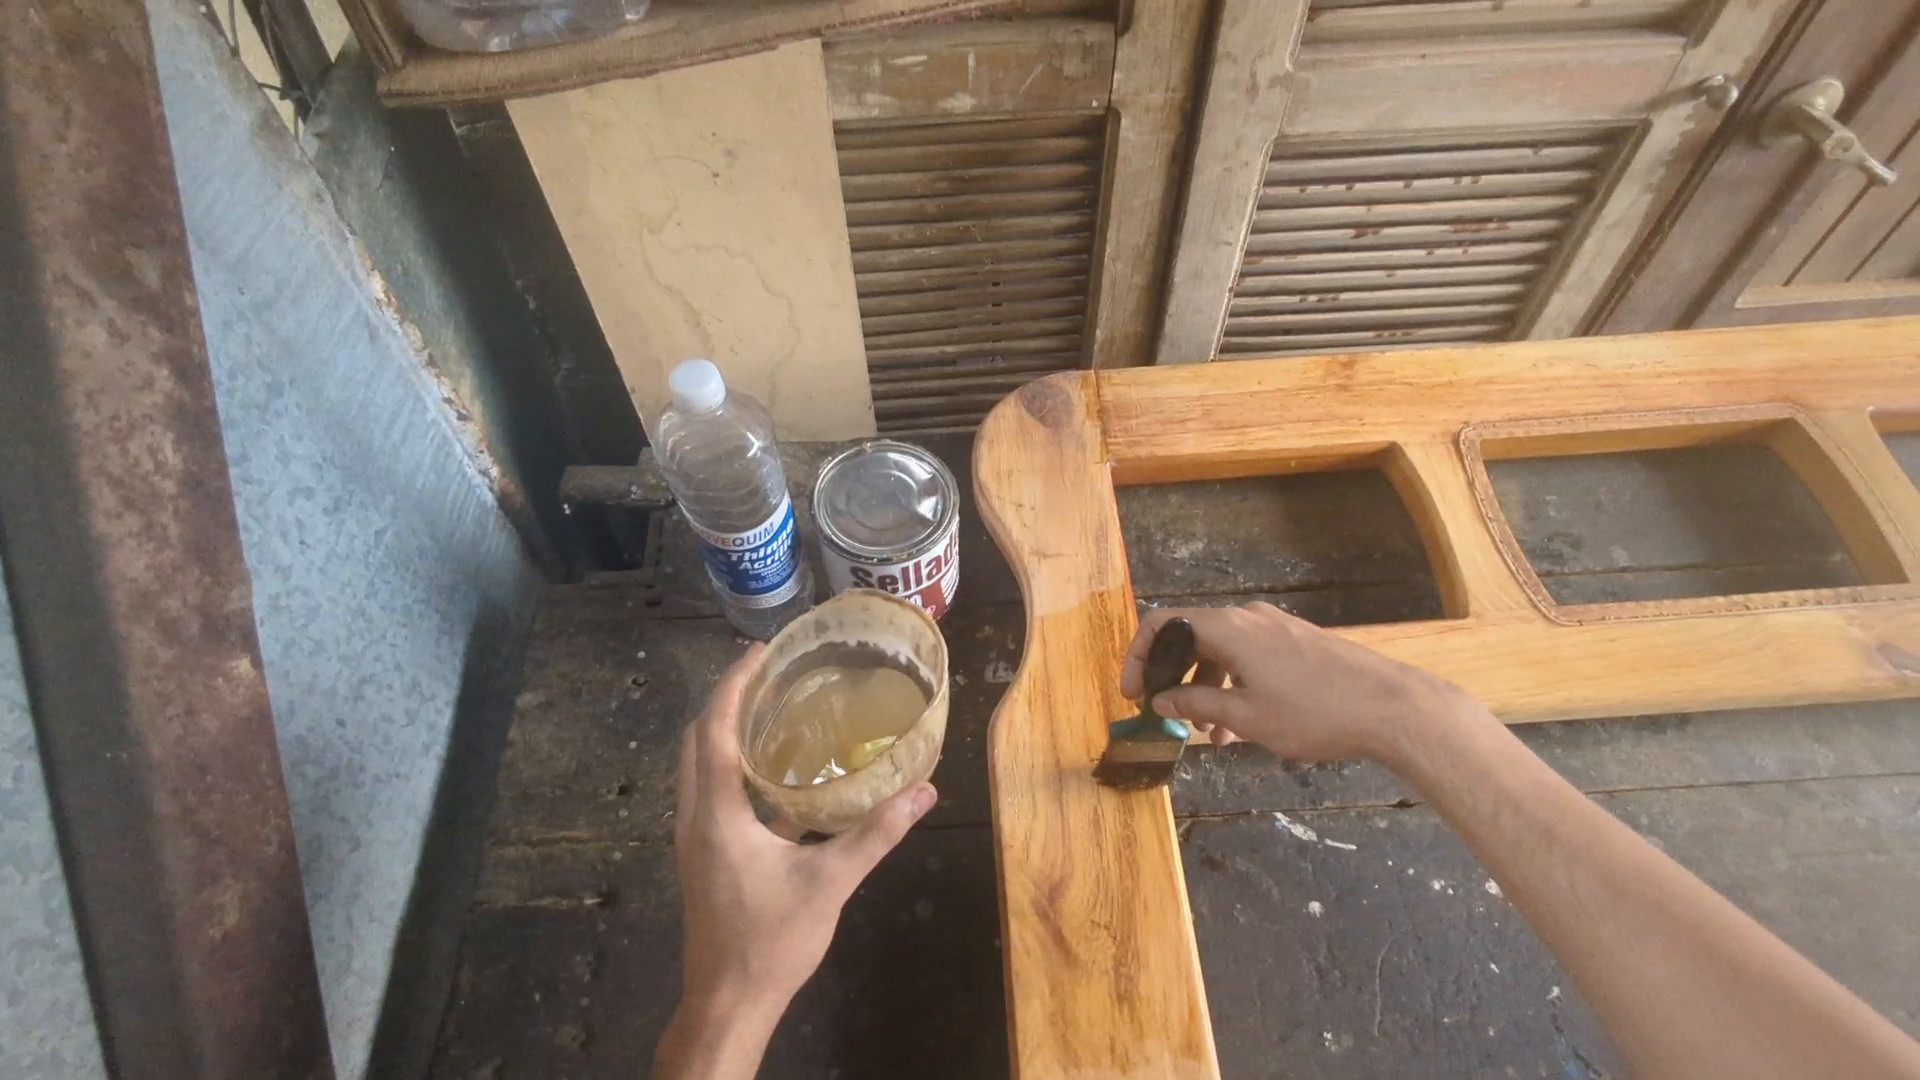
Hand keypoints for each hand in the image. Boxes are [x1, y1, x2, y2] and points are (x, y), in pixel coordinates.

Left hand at [658, 645, 937, 1077]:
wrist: (728, 1005)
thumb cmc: (770, 942)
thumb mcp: (830, 884)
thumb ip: (877, 834)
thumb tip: (924, 791)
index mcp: (716, 814)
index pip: (714, 730)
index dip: (734, 684)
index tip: (760, 650)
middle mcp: (696, 816)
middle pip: (697, 738)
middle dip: (728, 696)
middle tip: (769, 668)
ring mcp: (696, 836)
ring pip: (698, 763)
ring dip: (726, 727)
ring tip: (771, 703)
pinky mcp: (704, 853)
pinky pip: (711, 787)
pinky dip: (733, 760)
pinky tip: (776, 766)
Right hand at [1119, 602, 1483, 764]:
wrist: (1394, 707)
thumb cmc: (1314, 712)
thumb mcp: (1247, 716)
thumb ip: (1197, 704)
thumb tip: (1161, 701)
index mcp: (1227, 628)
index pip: (1162, 624)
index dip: (1138, 656)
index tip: (1133, 693)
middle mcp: (1246, 618)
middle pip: (1190, 637)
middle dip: (1173, 678)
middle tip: (1165, 714)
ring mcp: (1274, 627)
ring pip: (1220, 651)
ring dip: (1205, 688)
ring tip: (1209, 735)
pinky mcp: (1295, 641)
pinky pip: (1247, 657)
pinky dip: (1232, 684)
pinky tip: (1242, 724)